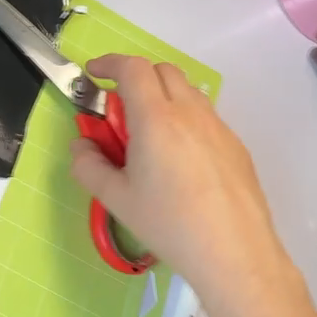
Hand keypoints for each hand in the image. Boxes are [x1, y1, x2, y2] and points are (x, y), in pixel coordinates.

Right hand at [69, 55, 286, 302]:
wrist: (234, 253)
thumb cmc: (168, 224)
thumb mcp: (115, 199)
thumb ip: (88, 166)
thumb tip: (81, 145)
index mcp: (156, 120)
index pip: (133, 69)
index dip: (109, 63)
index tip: (93, 74)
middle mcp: (190, 114)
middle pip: (162, 70)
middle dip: (135, 77)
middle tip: (116, 108)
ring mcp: (218, 128)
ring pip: (186, 91)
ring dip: (160, 96)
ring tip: (145, 135)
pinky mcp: (235, 146)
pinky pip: (203, 116)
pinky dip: (182, 118)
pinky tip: (175, 159)